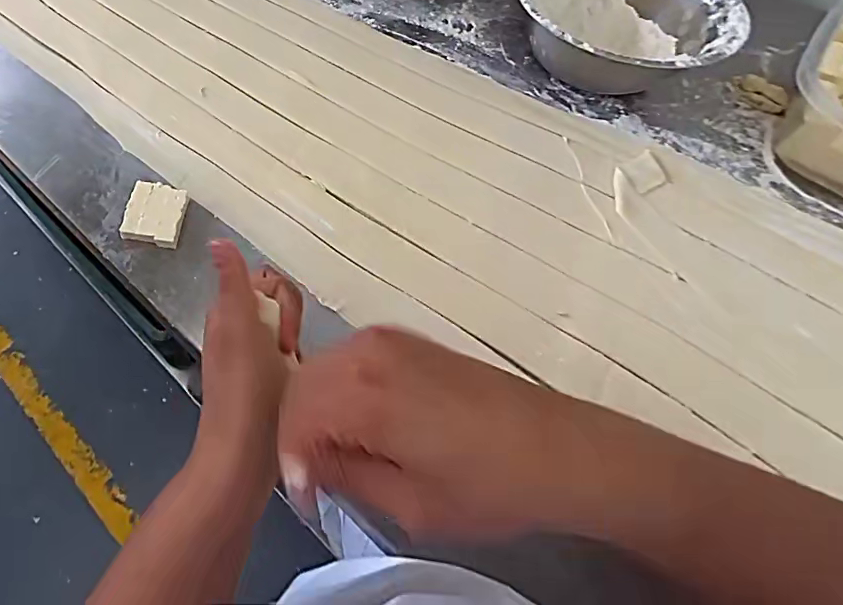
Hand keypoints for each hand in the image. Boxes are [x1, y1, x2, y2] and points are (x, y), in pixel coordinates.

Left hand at [194, 240, 300, 471]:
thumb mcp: (241, 328)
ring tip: (292, 377)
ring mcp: (252, 358)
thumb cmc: (245, 393)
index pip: (269, 281)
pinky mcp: (265, 383)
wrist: (243, 461)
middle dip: (292, 325)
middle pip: (281, 305)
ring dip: (297, 350)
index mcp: (230, 313)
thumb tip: (217, 241)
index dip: (285, 303)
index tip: (283, 333)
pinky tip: (295, 390)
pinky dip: (297, 370)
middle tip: (287, 356)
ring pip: (288, 332)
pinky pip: (290, 360)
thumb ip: (233, 282)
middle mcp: (238, 330)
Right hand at [278, 326, 581, 540]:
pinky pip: (347, 358)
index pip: (294, 416)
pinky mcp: (400, 338)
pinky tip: (360, 422)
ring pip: (321, 367)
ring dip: (315, 407)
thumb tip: (311, 464)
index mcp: (365, 393)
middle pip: (301, 384)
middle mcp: (366, 352)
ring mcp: (383, 338)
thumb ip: (347, 476)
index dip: (291, 459)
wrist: (551, 445)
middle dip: (297, 430)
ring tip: (337, 452)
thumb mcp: (411, 504)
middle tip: (315, 476)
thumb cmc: (486, 484)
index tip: (307, 494)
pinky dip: (338, 388)